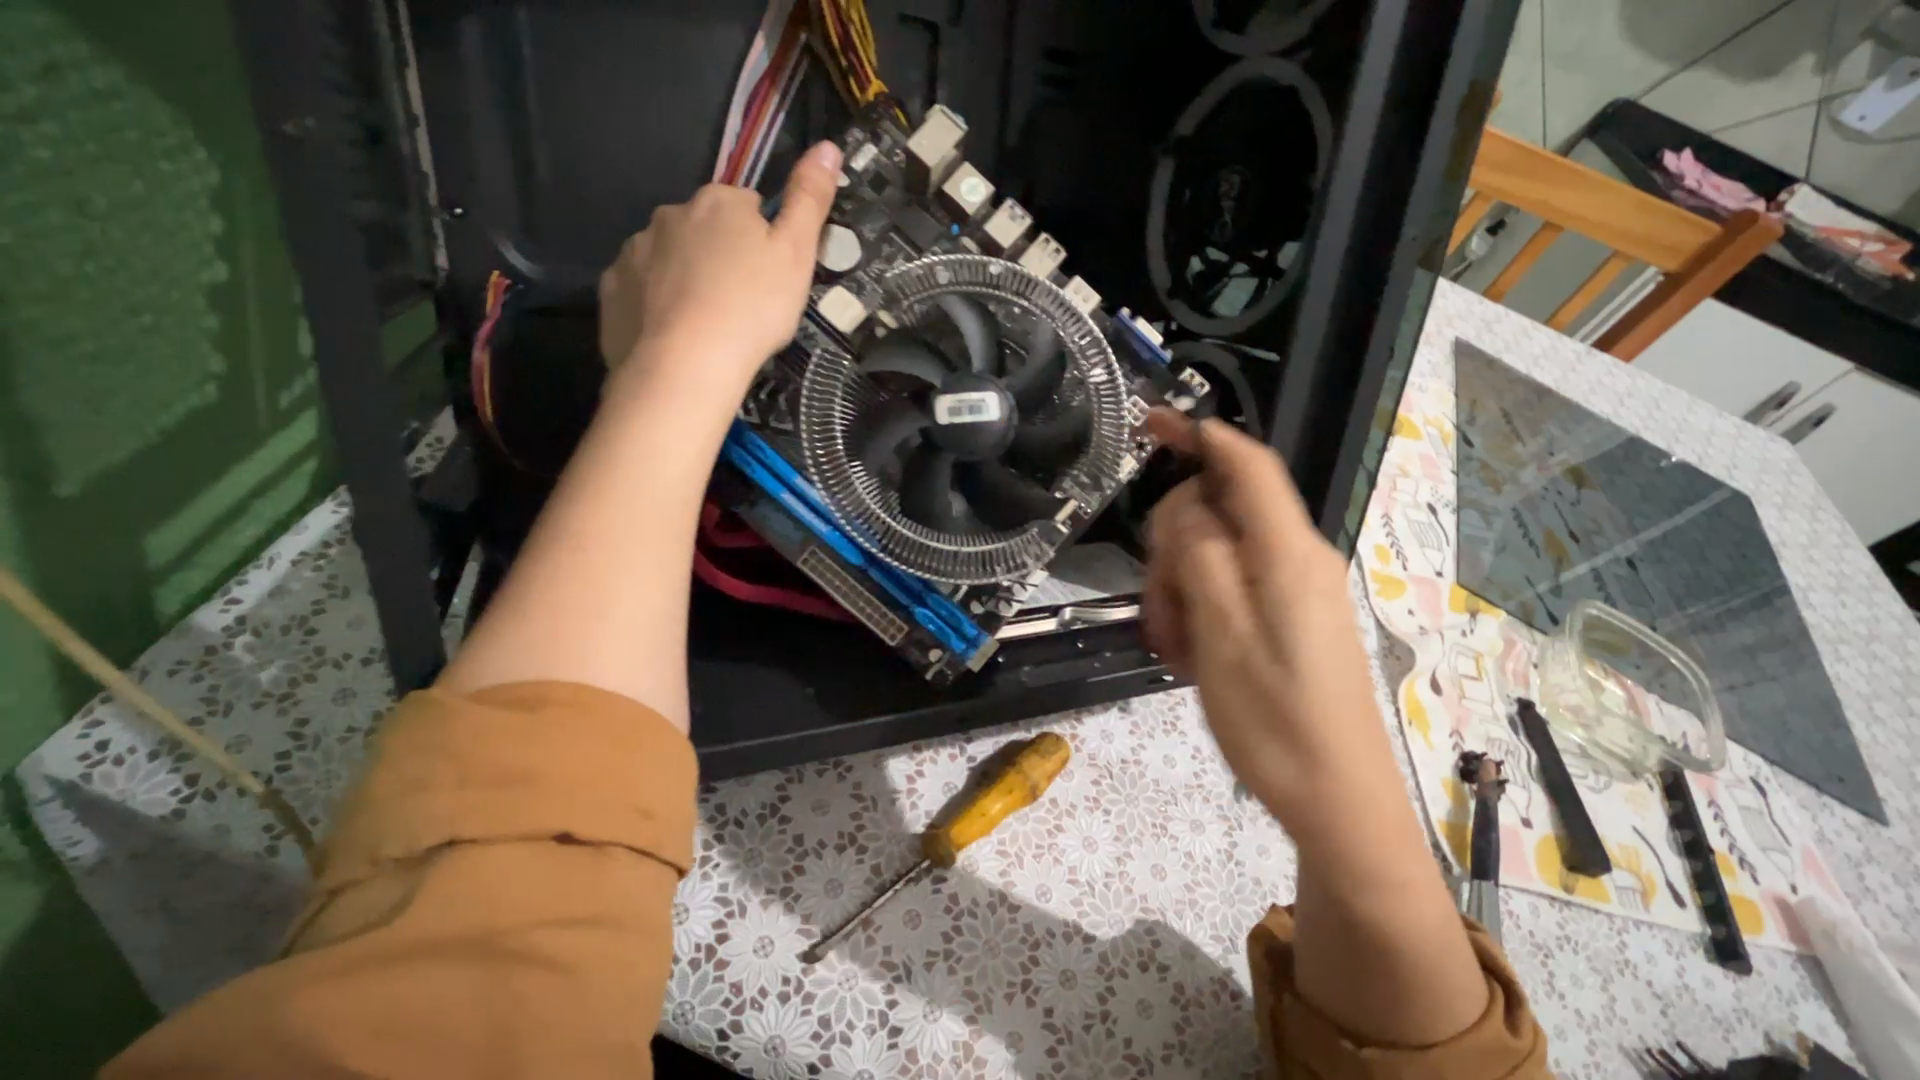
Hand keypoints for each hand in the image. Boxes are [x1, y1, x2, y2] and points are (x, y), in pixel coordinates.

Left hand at [598, 140, 842, 399]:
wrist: (685, 365)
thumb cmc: (752, 308)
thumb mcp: (797, 254)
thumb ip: (810, 198)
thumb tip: (827, 145)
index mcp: (719, 201)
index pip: (747, 207)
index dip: (762, 241)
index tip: (770, 277)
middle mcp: (670, 214)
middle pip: (704, 230)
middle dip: (720, 256)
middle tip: (742, 303)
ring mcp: (635, 251)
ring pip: (670, 257)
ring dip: (686, 279)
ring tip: (706, 323)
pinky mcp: (612, 289)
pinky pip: (640, 289)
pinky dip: (655, 304)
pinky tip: (674, 333)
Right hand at [1140, 409, 1398, 849]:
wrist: (1340, 800)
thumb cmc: (1275, 723)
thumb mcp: (1220, 635)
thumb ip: (1199, 555)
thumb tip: (1187, 505)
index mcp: (1286, 553)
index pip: (1246, 465)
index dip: (1200, 435)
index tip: (1150, 423)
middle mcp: (1298, 558)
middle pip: (1220, 513)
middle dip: (1173, 548)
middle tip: (1158, 614)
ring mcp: (1298, 590)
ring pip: (1220, 554)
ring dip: (1182, 589)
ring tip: (1173, 650)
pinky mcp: (1294, 620)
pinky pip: (1237, 590)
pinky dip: (1203, 611)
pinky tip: (1192, 657)